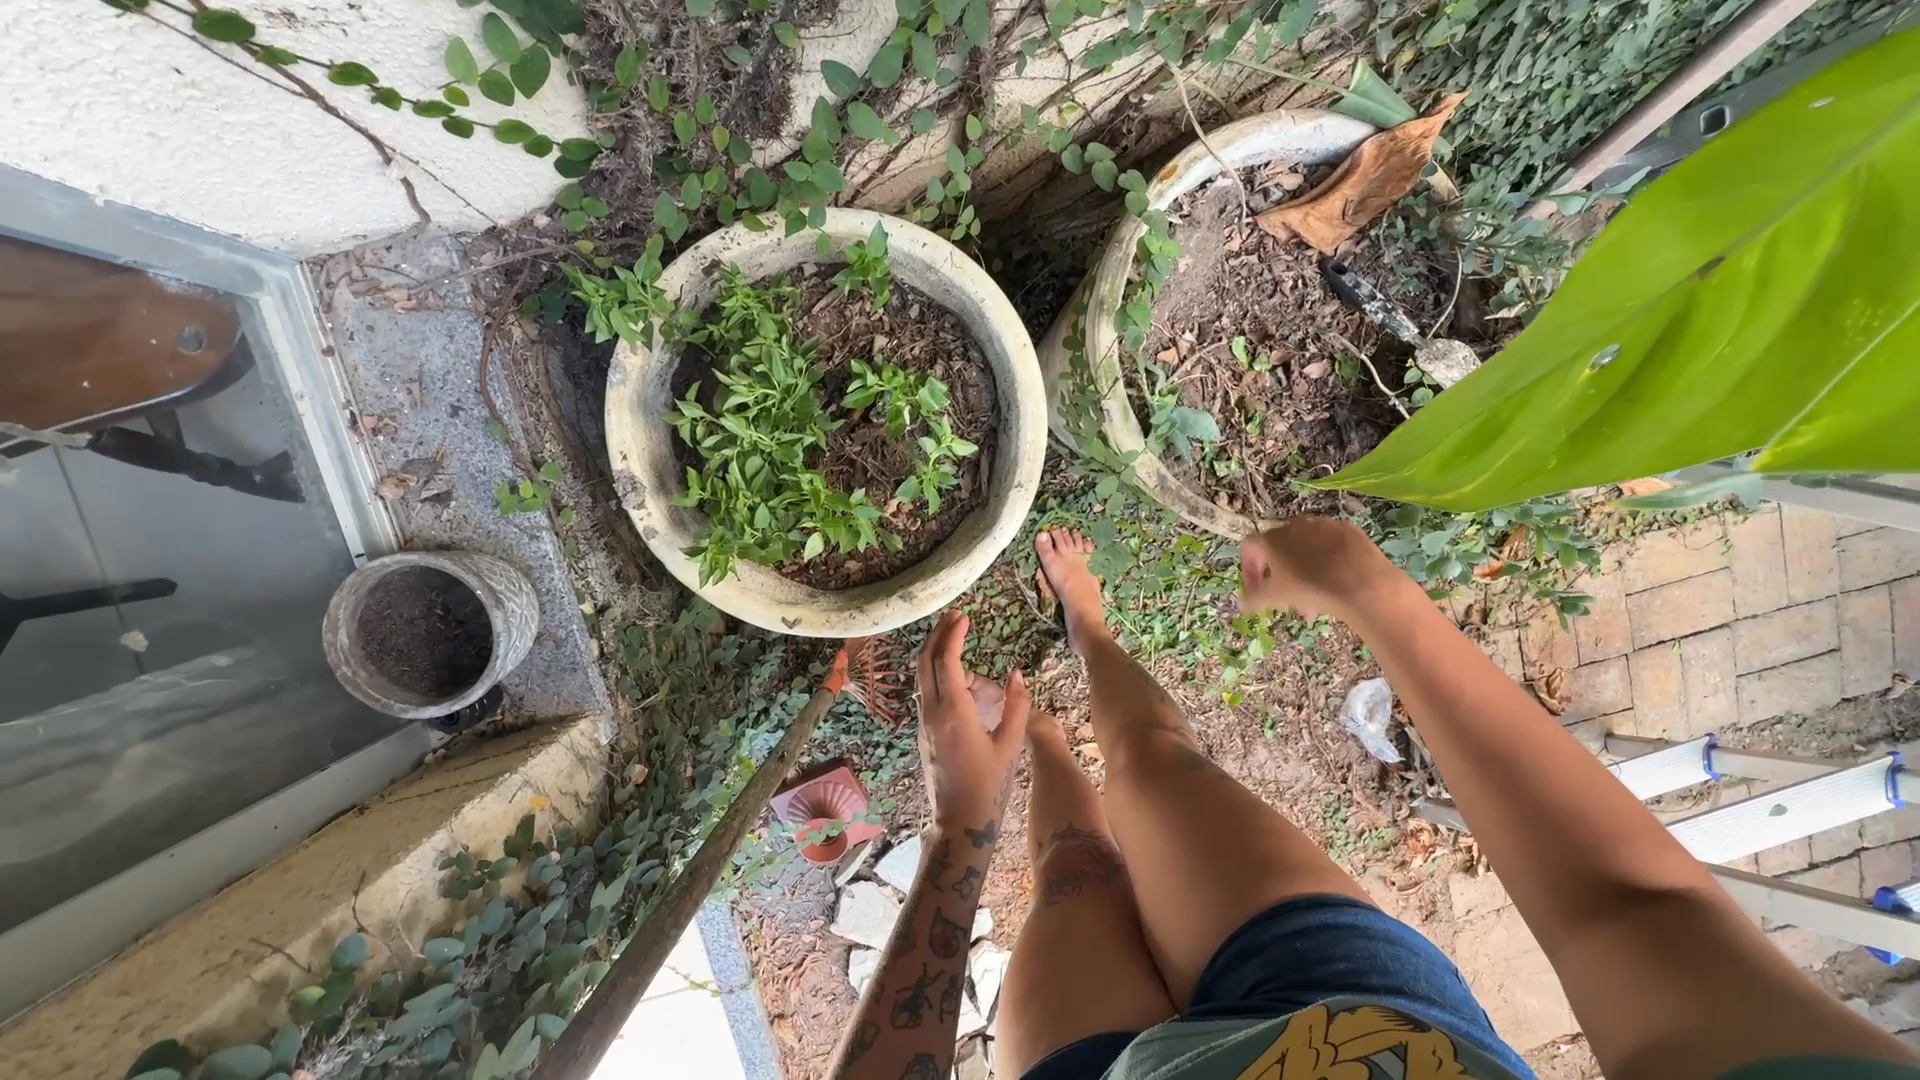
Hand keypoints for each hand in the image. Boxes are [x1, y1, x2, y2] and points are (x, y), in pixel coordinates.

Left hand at [914, 609, 1028, 832]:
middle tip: (954, 616)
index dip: (953, 635)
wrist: (959, 823)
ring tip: (952, 636)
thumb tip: (1017, 674)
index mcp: (954, 712)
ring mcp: (924, 723)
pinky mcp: (923, 733)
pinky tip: (951, 672)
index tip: (964, 617)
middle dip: (937, 635)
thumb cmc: (989, 787)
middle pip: (925, 662)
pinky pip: (924, 692)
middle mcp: (932, 713)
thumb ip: (1016, 706)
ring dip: (933, 652)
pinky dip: (933, 671)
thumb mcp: (1010, 745)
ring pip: (921, 676)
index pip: (947, 661)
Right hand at [1239, 516, 1396, 618]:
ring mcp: (1322, 524)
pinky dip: (1326, 557)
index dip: (1249, 569)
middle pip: (1279, 547)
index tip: (1257, 589)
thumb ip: (1254, 598)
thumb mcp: (1277, 597)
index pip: (1249, 548)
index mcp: (1271, 539)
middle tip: (1288, 596)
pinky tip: (1335, 576)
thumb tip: (1240, 603)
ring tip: (1313, 591)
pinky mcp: (1346, 528)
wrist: (1361, 584)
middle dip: (1280, 572)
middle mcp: (1293, 525)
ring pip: (1305, 545)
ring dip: (1303, 566)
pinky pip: (1330, 542)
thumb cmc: (1310, 588)